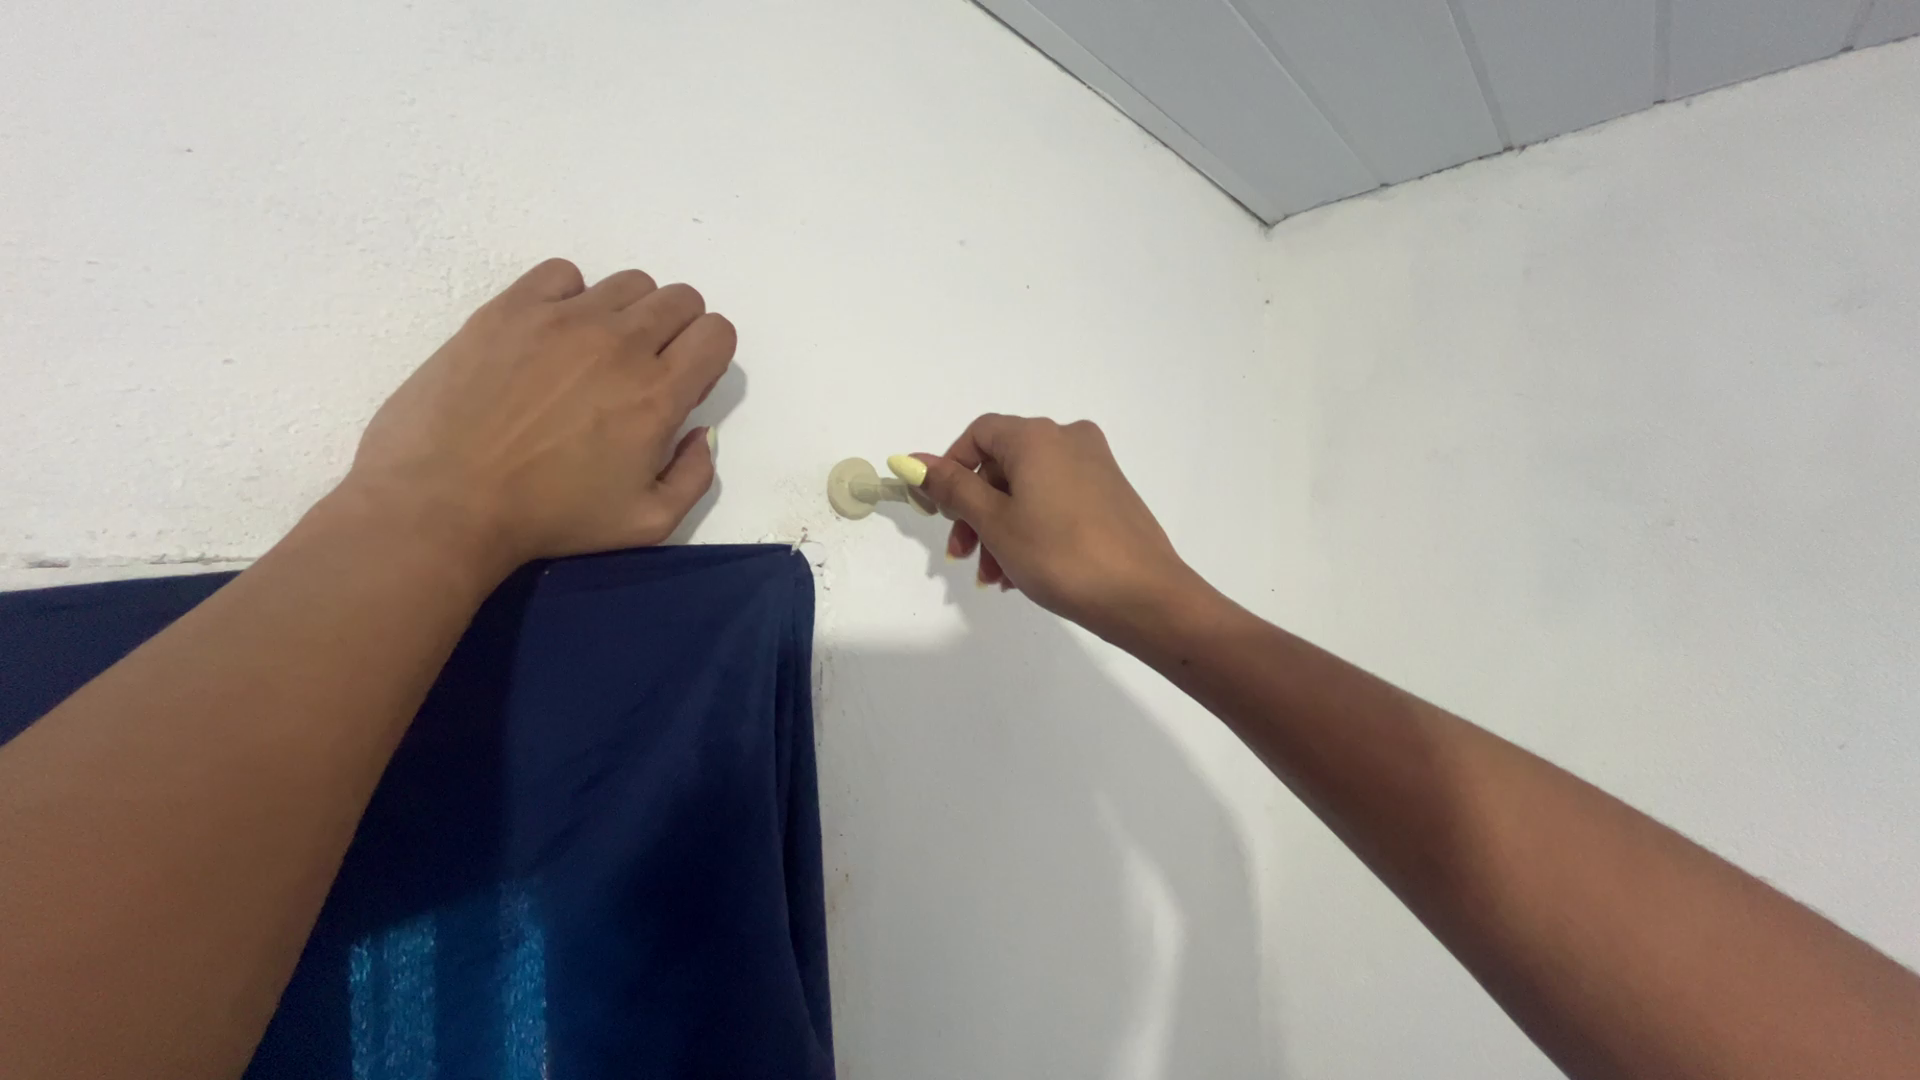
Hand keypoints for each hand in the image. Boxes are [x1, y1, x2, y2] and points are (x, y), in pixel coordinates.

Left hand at [343, 258, 732, 574]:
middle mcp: (620, 343)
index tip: (684, 387)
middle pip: (681, 299)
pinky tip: (553, 336)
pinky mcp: (510, 308)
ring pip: (629, 283)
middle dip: (680, 332)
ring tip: (597, 355)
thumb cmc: (552, 518)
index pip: (717, 333)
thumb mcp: (649, 523)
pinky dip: (572, 297)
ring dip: (631, 313)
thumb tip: (700, 432)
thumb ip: (696, 475)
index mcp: (658, 393)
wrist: (444, 502)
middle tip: (645, 372)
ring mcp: (562, 318)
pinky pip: (563, 274)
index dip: (710, 357)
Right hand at [898, 414, 1205, 643]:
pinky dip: (1032, 530)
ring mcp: (1095, 466)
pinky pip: (1055, 503)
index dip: (950, 469)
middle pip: (1002, 466)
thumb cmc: (1059, 554)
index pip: (978, 435)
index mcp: (1037, 436)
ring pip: (1028, 490)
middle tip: (962, 556)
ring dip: (1001, 530)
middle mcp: (1068, 439)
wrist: (1143, 595)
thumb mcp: (995, 522)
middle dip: (975, 512)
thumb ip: (951, 488)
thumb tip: (911, 460)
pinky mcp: (1110, 494)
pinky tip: (1021, 574)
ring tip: (993, 577)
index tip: (938, 513)